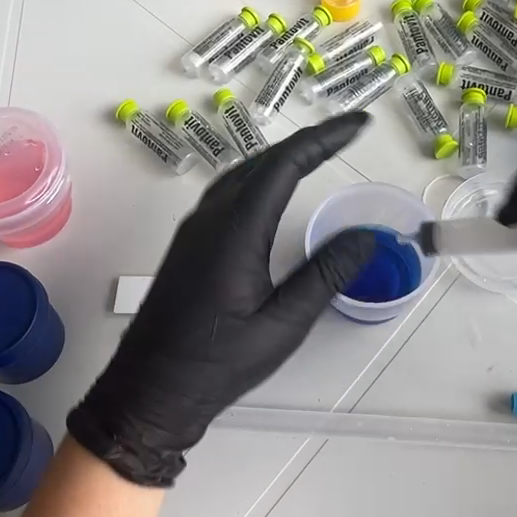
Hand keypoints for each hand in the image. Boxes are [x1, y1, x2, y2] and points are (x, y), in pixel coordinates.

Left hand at [68, 114, 377, 486]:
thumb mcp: (283, 324)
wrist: (149, 390)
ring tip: (320, 153)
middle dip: (309, 142)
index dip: (325, 139)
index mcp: (235, 230)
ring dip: (283, 156)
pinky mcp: (189, 243)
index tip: (359, 127)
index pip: (286, 164)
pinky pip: (229, 191)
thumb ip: (325, 275)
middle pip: (263, 160)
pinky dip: (261, 176)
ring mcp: (195, 229)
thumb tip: (367, 236)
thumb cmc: (217, 364)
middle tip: (349, 135)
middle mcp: (211, 218)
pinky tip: (274, 189)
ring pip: (243, 173)